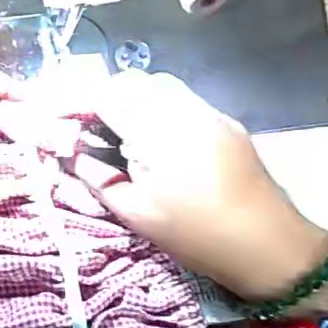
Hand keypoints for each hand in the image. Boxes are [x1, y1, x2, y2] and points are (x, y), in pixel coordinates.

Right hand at [73, 72, 327, 300]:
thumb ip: (99, 178)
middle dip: (103, 98)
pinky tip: (156, 142)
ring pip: (160, 87)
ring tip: (120, 137)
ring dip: (132, 102)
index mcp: (159, 129)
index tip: (57, 118)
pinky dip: (158, 110)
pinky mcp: (226, 123)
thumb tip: (73, 155)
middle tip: (87, 131)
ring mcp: (210, 112)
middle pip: (133, 82)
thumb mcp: (137, 213)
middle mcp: (185, 108)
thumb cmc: (197, 234)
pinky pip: (182, 101)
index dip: (76, 101)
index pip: (106, 94)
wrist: (270, 245)